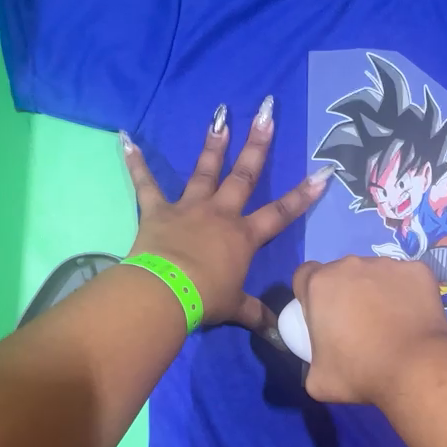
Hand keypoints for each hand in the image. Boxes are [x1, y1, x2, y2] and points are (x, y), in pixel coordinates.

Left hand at [121, 98, 332, 328]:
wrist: (166, 293)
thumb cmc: (205, 300)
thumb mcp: (235, 308)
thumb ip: (256, 314)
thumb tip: (278, 336)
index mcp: (243, 237)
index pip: (280, 214)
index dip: (302, 195)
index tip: (323, 172)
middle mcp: (220, 214)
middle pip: (243, 175)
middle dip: (257, 143)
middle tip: (266, 110)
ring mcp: (188, 208)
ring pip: (204, 170)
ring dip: (213, 142)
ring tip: (221, 113)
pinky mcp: (156, 210)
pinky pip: (145, 182)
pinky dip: (134, 161)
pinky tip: (124, 136)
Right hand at [291, 256, 446, 404]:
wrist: (415, 369)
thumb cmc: (360, 373)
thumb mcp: (318, 381)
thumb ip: (311, 363)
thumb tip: (320, 363)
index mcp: (320, 285)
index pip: (304, 277)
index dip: (309, 295)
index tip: (321, 316)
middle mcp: (350, 265)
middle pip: (341, 273)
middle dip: (344, 292)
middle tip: (356, 325)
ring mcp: (387, 265)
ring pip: (374, 274)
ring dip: (375, 291)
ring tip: (389, 323)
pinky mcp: (417, 270)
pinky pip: (406, 279)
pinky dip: (406, 293)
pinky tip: (411, 318)